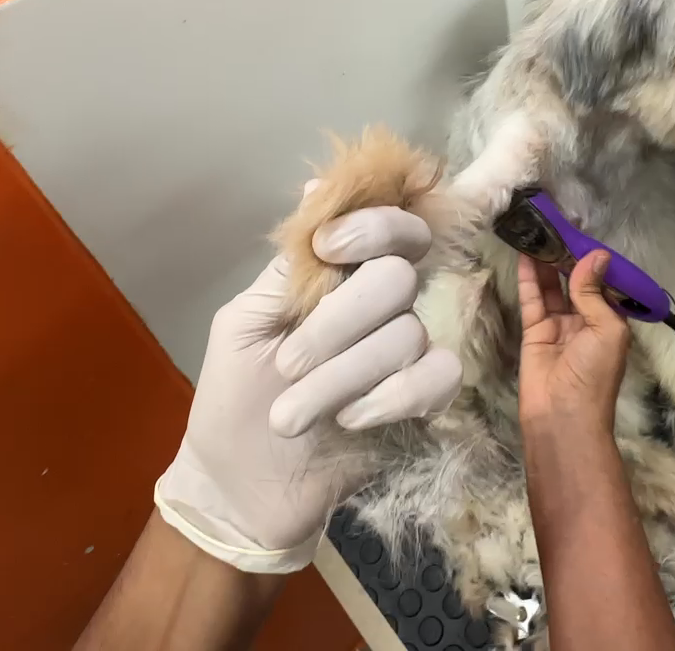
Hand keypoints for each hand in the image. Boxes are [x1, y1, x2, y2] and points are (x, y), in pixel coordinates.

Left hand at [154, 206, 462, 573]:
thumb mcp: (244, 322)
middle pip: (398, 277)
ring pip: (407, 334)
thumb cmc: (235, 397)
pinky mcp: (423, 398)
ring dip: (340, 379)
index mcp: (340, 277)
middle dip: (337, 324)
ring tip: (290, 415)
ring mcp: (405, 350)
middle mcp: (381, 304)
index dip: (372, 226)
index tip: (328, 249)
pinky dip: (392, 397)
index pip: (390, 225)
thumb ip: (289, 265)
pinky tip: (352, 420)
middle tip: (288, 365)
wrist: (241, 487)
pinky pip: (439, 376)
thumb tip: (317, 186)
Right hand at [515, 251, 629, 432]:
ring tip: (540, 233)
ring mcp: (559, 325)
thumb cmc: (594, 374)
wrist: (562, 417)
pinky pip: (533, 299)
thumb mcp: (605, 330)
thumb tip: (596, 255)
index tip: (583, 234)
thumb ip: (594, 292)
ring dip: (548, 262)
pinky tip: (527, 255)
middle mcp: (586, 320)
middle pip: (576, 281)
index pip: (603, 283)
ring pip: (553, 286)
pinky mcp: (535, 330)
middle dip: (568, 256)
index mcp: (610, 321)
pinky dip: (530, 277)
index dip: (595, 260)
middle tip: (557, 226)